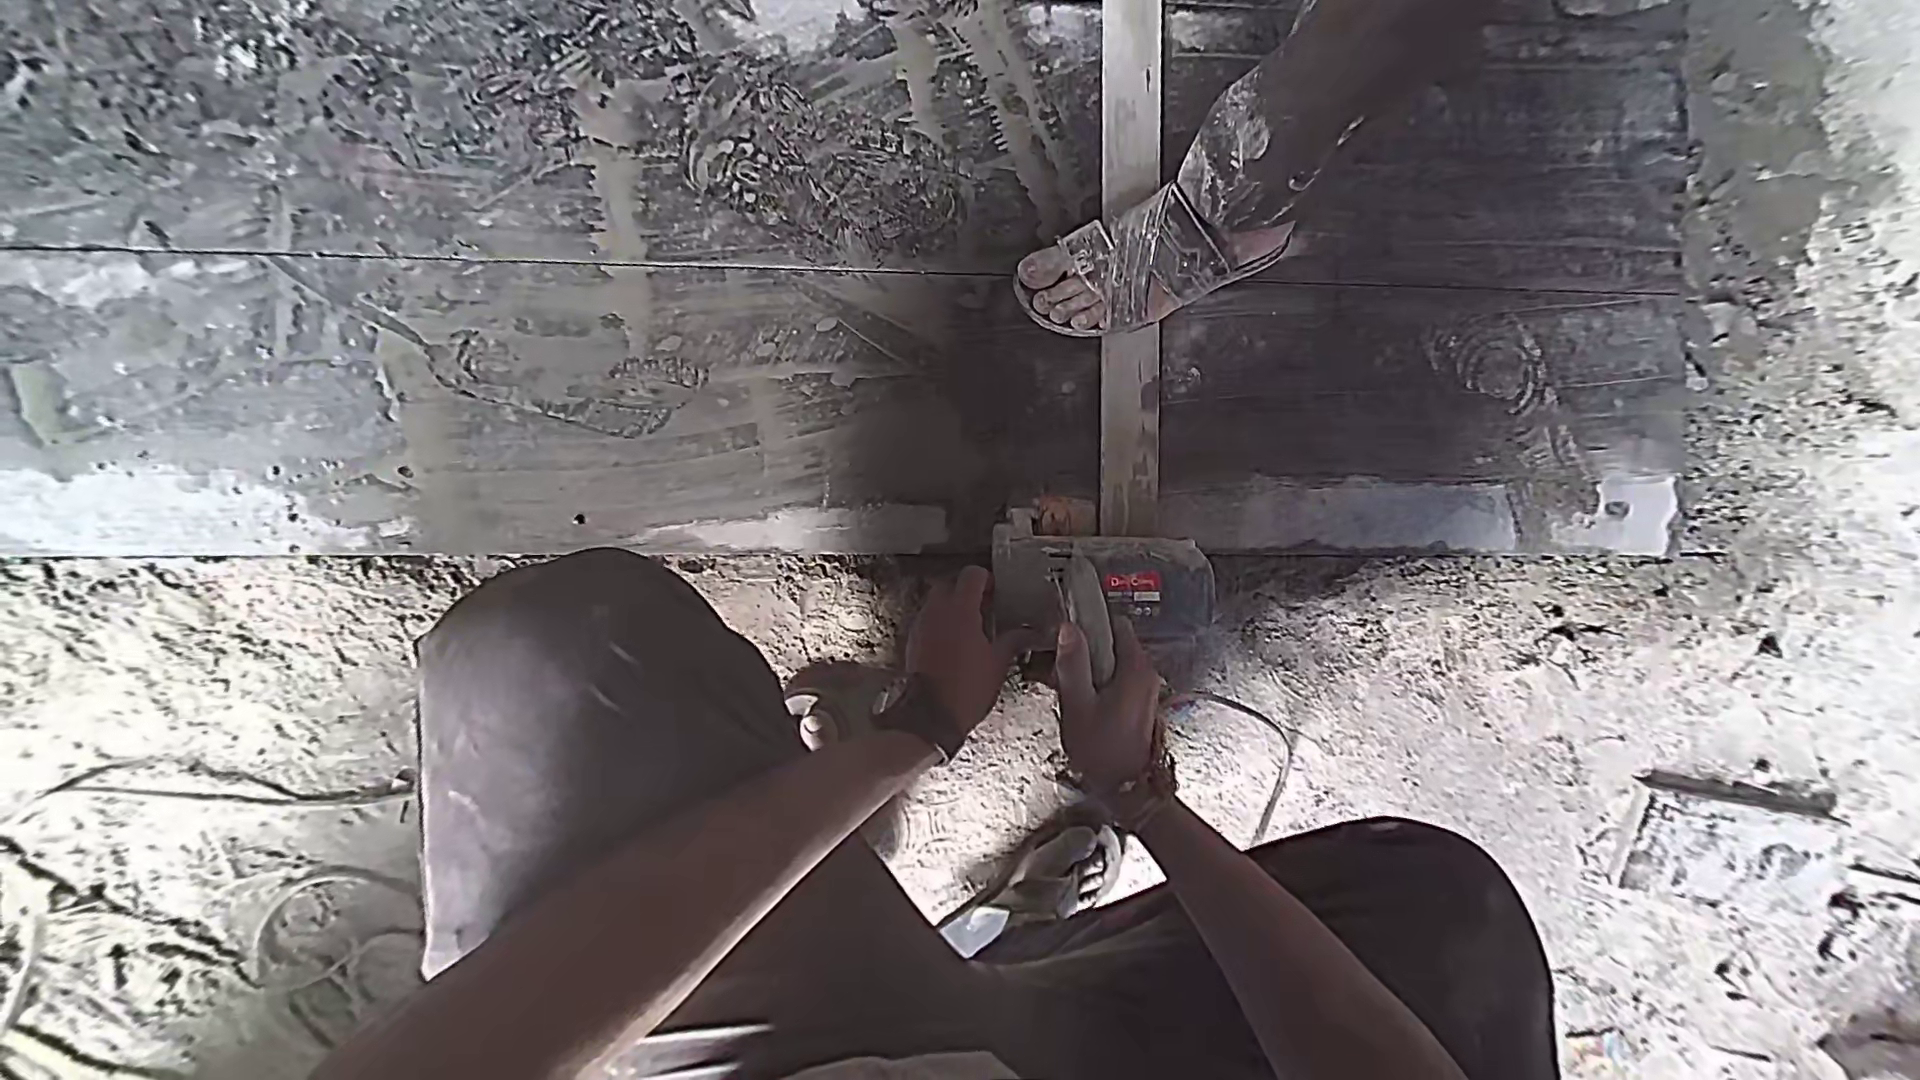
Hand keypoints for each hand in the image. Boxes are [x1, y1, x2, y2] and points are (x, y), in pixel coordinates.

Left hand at [906, 566, 1032, 736]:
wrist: (930, 715)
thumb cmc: (966, 688)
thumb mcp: (998, 663)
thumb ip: (1014, 640)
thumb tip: (1029, 633)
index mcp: (960, 610)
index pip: (972, 574)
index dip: (987, 579)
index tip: (996, 592)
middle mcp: (937, 611)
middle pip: (950, 583)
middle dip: (967, 590)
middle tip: (986, 607)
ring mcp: (921, 625)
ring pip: (936, 601)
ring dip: (953, 606)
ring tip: (972, 625)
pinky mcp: (913, 640)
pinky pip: (928, 620)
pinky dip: (941, 623)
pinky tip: (956, 642)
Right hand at [1054, 615, 1163, 790]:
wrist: (1125, 791)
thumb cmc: (1101, 750)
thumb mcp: (1078, 705)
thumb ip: (1073, 664)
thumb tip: (1069, 628)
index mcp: (1135, 668)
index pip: (1115, 625)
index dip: (1089, 625)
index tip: (1066, 635)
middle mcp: (1146, 673)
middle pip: (1113, 643)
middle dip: (1086, 650)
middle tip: (1061, 669)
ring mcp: (1145, 688)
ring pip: (1112, 662)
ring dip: (1089, 668)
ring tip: (1069, 689)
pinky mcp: (1139, 702)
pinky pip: (1116, 679)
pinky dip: (1098, 682)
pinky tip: (1082, 702)